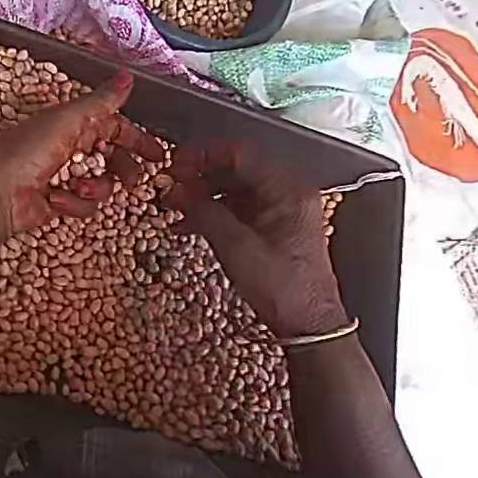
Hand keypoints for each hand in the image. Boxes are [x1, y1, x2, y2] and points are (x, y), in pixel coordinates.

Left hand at [0, 71, 166, 240]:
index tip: (157, 154)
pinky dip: (74, 204)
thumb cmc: (25, 152)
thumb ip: (102, 102)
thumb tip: (128, 76)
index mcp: (72, 123)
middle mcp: (69, 148)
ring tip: (78, 187)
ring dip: (94, 188)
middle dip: (123, 169)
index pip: (112, 127)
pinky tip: (56, 200)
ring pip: (101, 184)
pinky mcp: (60, 202)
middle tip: (134, 180)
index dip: (135, 139)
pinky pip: (84, 205)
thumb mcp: (68, 120)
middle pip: (111, 158)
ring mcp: (65, 176)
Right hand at [165, 141, 350, 337]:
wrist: (307, 324)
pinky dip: (215, 212)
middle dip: (200, 176)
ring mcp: (282, 210)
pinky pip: (240, 208)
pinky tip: (189, 224)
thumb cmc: (280, 286)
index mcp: (287, 189)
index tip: (175, 163)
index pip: (240, 154)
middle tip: (170, 185)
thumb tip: (175, 189)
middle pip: (237, 169)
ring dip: (204, 195)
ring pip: (236, 189)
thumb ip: (204, 212)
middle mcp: (288, 192)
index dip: (203, 155)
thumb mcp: (236, 247)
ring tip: (173, 206)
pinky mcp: (274, 227)